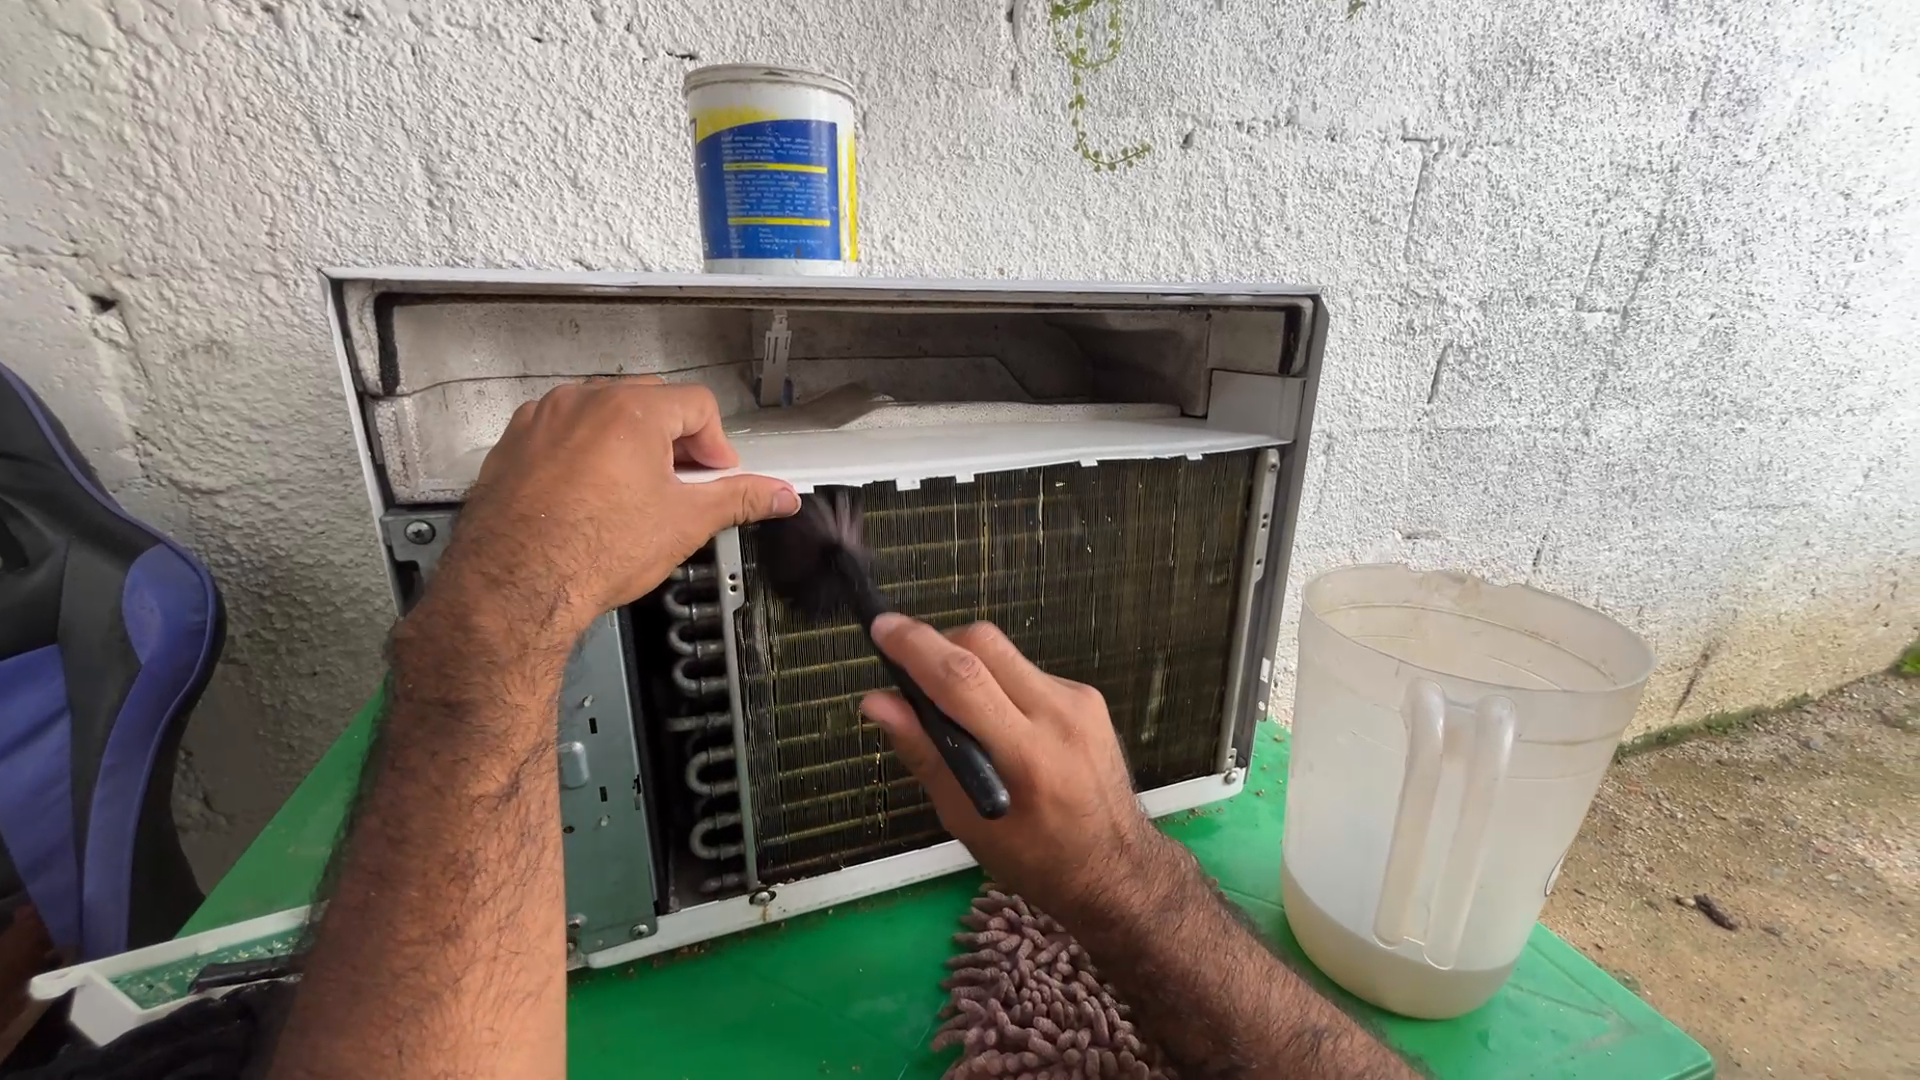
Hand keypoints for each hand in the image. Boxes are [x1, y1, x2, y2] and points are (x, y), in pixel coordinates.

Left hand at [428, 378, 798, 642]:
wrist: (515, 587)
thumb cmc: (591, 551)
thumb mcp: (687, 522)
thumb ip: (741, 499)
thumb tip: (780, 496)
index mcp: (632, 411)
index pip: (699, 404)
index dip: (717, 445)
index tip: (713, 478)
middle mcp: (584, 402)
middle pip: (654, 403)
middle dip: (677, 442)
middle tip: (682, 485)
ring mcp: (544, 419)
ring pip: (608, 415)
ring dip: (633, 444)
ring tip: (637, 495)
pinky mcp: (516, 443)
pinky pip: (568, 431)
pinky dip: (590, 453)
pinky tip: (595, 498)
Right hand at [860, 616, 1168, 917]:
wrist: (1116, 867)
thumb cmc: (1033, 858)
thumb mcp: (963, 820)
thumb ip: (923, 752)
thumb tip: (876, 702)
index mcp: (1026, 755)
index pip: (962, 680)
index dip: (915, 647)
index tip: (882, 627)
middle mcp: (1058, 714)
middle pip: (984, 643)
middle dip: (938, 642)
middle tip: (912, 671)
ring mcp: (1079, 699)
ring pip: (1004, 651)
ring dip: (967, 664)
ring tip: (957, 709)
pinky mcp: (1088, 695)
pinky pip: (1026, 669)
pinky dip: (998, 682)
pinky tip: (998, 720)